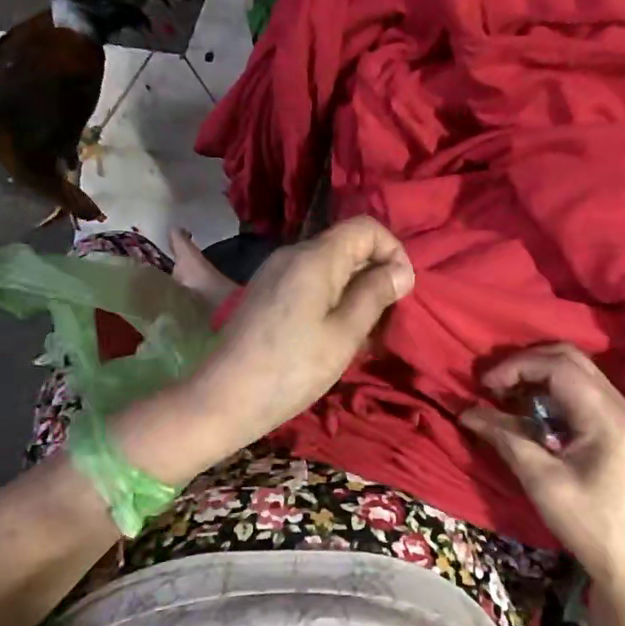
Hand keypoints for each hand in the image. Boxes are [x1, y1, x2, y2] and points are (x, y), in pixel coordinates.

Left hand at [180, 216, 414, 453]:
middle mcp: (291, 254)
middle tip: (383, 321)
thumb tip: (401, 270)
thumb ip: (374, 295)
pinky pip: (308, 284)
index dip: (392, 251)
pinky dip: (330, 301)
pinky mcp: (264, 294)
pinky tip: (331, 337)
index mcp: (314, 258)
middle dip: (374, 275)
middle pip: (346, 246)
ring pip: (328, 268)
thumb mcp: (344, 335)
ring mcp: (274, 273)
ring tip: (360, 336)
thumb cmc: (291, 369)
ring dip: (353, 292)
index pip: (365, 227)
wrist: (223, 398)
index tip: (401, 291)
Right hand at [461, 343, 624, 591]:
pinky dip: (549, 390)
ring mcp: (620, 415)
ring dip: (537, 375)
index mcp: (606, 415)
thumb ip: (505, 437)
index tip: (484, 386)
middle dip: (525, 364)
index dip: (516, 366)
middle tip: (492, 387)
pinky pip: (579, 391)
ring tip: (505, 397)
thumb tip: (467, 411)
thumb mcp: (541, 480)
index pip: (558, 365)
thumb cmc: (588, 522)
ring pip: (575, 371)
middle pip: (569, 358)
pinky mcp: (615, 428)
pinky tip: (529, 412)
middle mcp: (618, 405)